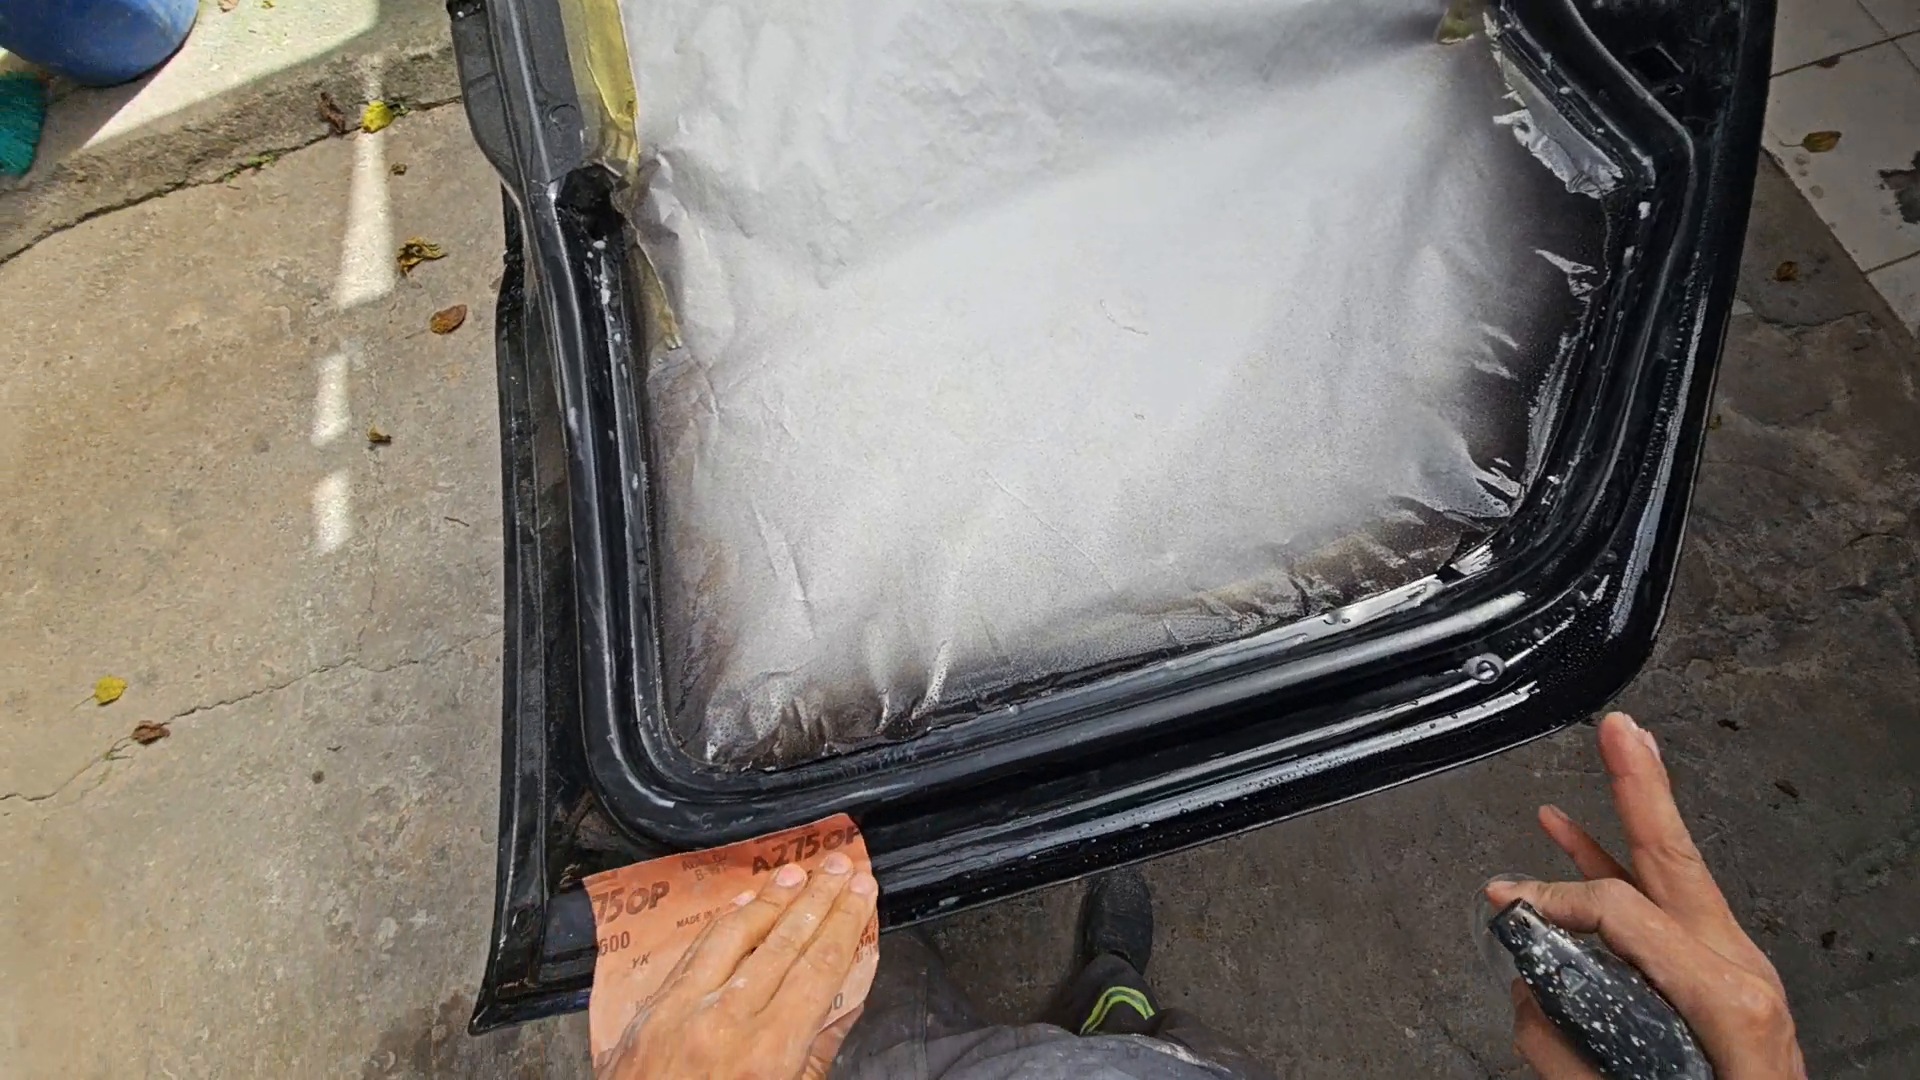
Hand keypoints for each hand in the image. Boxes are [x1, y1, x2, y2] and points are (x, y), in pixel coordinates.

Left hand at [599, 852, 877, 1079]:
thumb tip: (849, 992)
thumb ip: (818, 1051)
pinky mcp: (649, 1012)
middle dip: (818, 897)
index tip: (863, 887)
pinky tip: (745, 901)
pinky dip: (724, 922)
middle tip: (840, 863)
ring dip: (773, 898)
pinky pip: (694, 952)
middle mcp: (725, 1023)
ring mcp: (681, 1012)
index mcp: (767, 1055)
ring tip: (799, 872)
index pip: (820, 966)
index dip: (847, 920)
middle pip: (785, 941)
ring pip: (736, 934)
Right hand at [1489, 712, 1803, 1078]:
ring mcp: (1732, 966)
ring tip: (1616, 748)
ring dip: (1635, 804)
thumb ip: (1557, 1040)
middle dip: (1643, 785)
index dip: (1550, 893)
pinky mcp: (1714, 971)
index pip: (1614, 905)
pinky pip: (1658, 896)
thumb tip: (1521, 987)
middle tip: (1621, 730)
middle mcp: (1734, 967)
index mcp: (1719, 992)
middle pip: (1674, 854)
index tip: (1507, 903)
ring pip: (1667, 866)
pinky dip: (1611, 855)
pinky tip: (1568, 827)